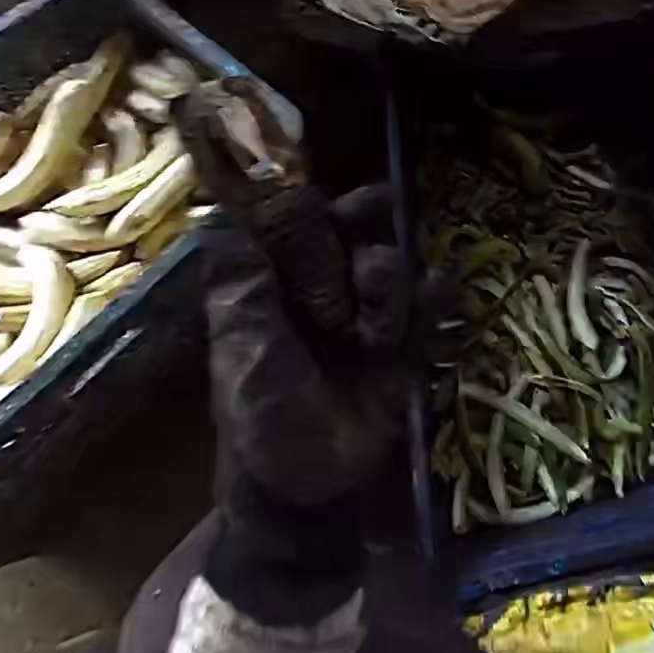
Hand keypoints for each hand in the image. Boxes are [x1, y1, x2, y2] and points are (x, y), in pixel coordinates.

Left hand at [174, 80, 435, 623]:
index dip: (309, 195)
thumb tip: (219, 220)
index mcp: (278, 285)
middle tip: (383, 205)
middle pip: (353, 227)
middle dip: (367, 215)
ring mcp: (367, 309)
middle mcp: (324, 286)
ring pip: (391, 260)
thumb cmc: (263, 422)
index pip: (294, 224)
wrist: (312, 486)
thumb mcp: (245, 361)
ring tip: (376, 330)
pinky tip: (430, 312)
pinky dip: (434, 298)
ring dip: (389, 282)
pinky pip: (429, 299)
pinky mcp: (404, 335)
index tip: (308, 166)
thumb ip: (242, 296)